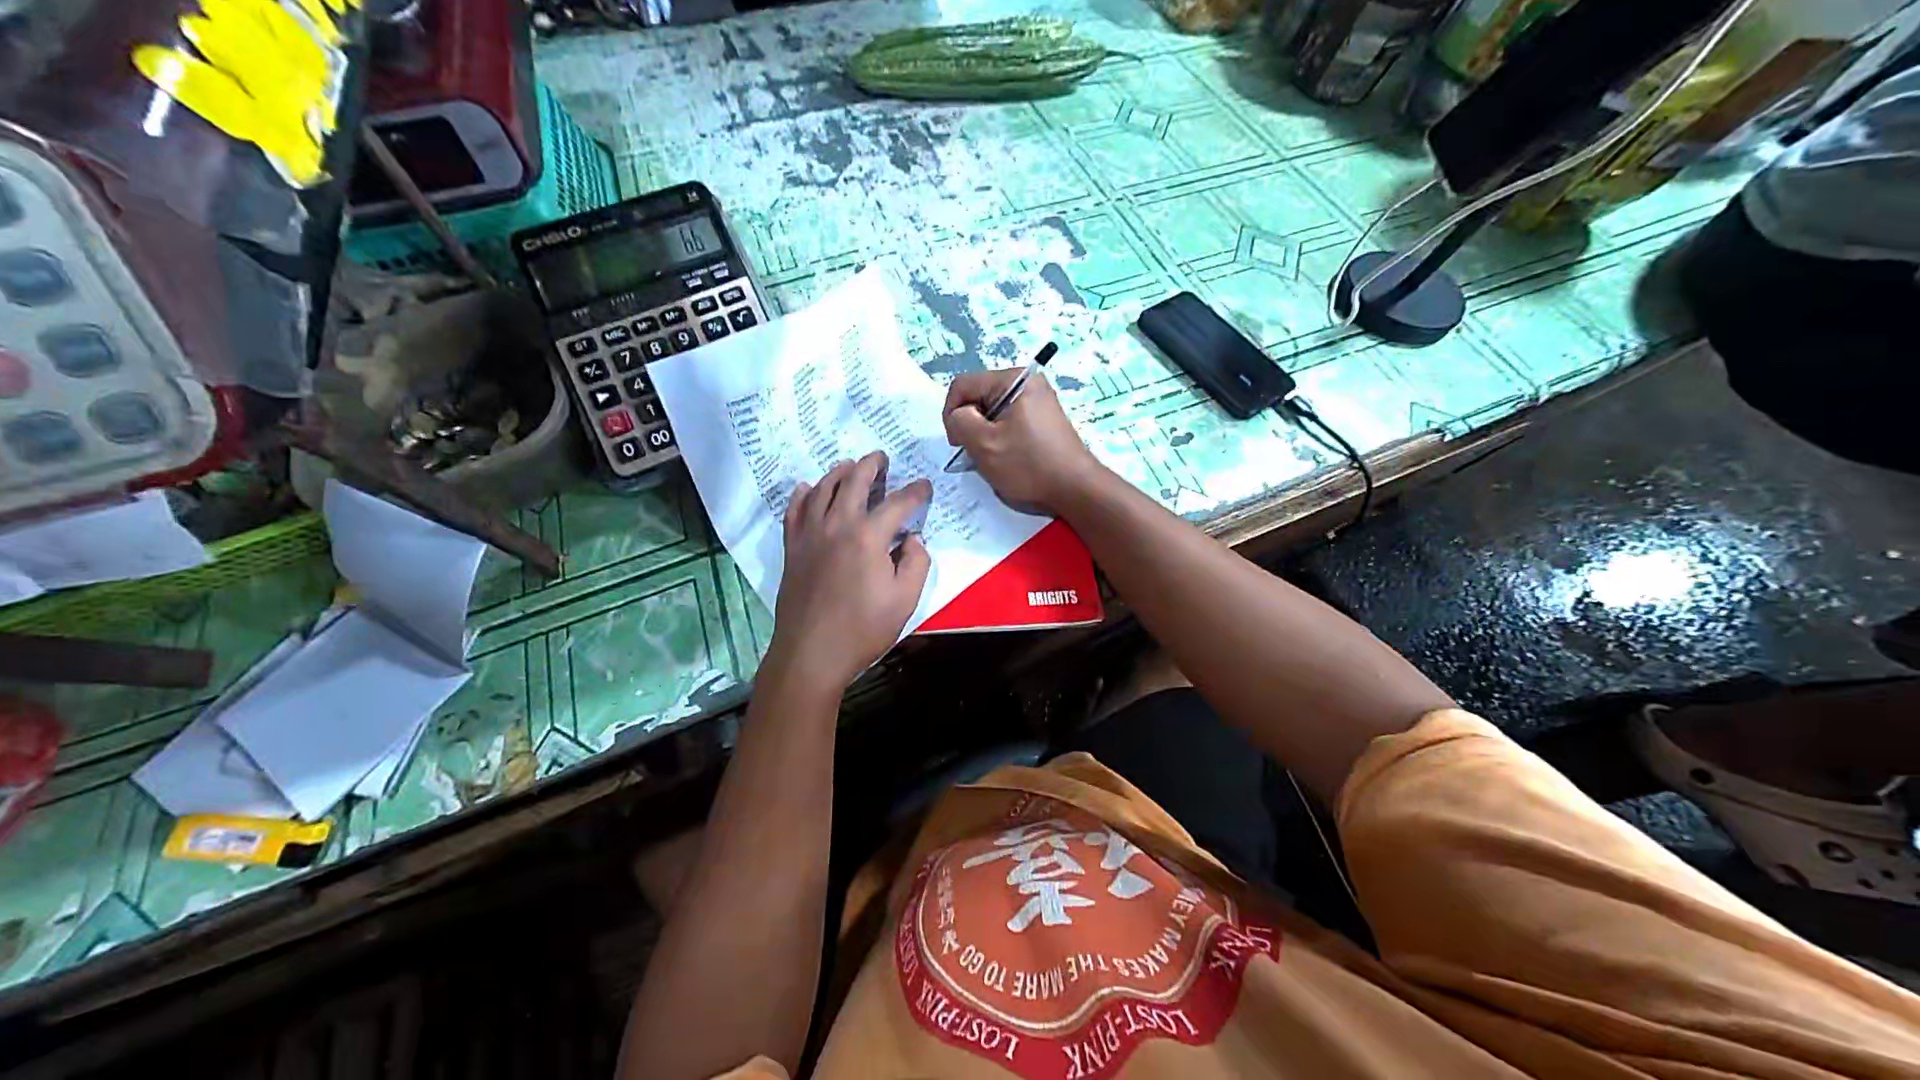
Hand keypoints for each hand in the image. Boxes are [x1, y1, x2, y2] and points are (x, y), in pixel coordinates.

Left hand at [766, 452, 931, 693]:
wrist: (811, 652)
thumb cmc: (863, 628)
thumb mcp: (905, 599)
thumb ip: (916, 562)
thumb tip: (912, 539)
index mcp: (868, 536)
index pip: (897, 503)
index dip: (915, 492)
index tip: (925, 487)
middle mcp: (837, 525)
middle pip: (854, 482)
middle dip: (871, 466)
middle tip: (881, 458)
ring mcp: (810, 534)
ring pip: (822, 489)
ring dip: (838, 472)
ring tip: (849, 466)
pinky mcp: (793, 547)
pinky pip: (795, 510)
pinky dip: (803, 494)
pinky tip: (807, 488)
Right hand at [944, 369, 1103, 515]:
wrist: (1075, 490)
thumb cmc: (1029, 466)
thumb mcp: (984, 444)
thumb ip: (960, 422)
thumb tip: (959, 416)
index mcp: (1015, 380)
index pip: (963, 385)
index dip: (952, 414)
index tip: (958, 443)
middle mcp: (1028, 383)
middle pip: (978, 397)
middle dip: (971, 425)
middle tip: (978, 453)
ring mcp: (1038, 401)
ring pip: (992, 413)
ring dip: (986, 436)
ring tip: (996, 459)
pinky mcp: (1043, 420)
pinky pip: (1009, 423)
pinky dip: (1001, 440)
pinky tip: (1009, 459)